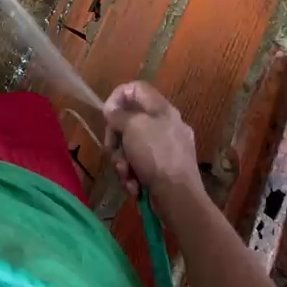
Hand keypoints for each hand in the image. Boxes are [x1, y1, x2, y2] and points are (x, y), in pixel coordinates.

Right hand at [102, 81, 199, 197]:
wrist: (179, 198)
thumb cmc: (155, 155)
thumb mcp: (132, 127)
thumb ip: (118, 114)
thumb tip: (111, 111)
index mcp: (163, 110)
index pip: (136, 88)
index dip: (117, 96)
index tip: (107, 114)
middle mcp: (166, 126)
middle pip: (130, 121)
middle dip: (116, 138)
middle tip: (111, 149)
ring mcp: (166, 150)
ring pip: (132, 146)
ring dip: (122, 160)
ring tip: (125, 173)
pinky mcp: (164, 171)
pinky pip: (141, 165)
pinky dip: (133, 175)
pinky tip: (134, 185)